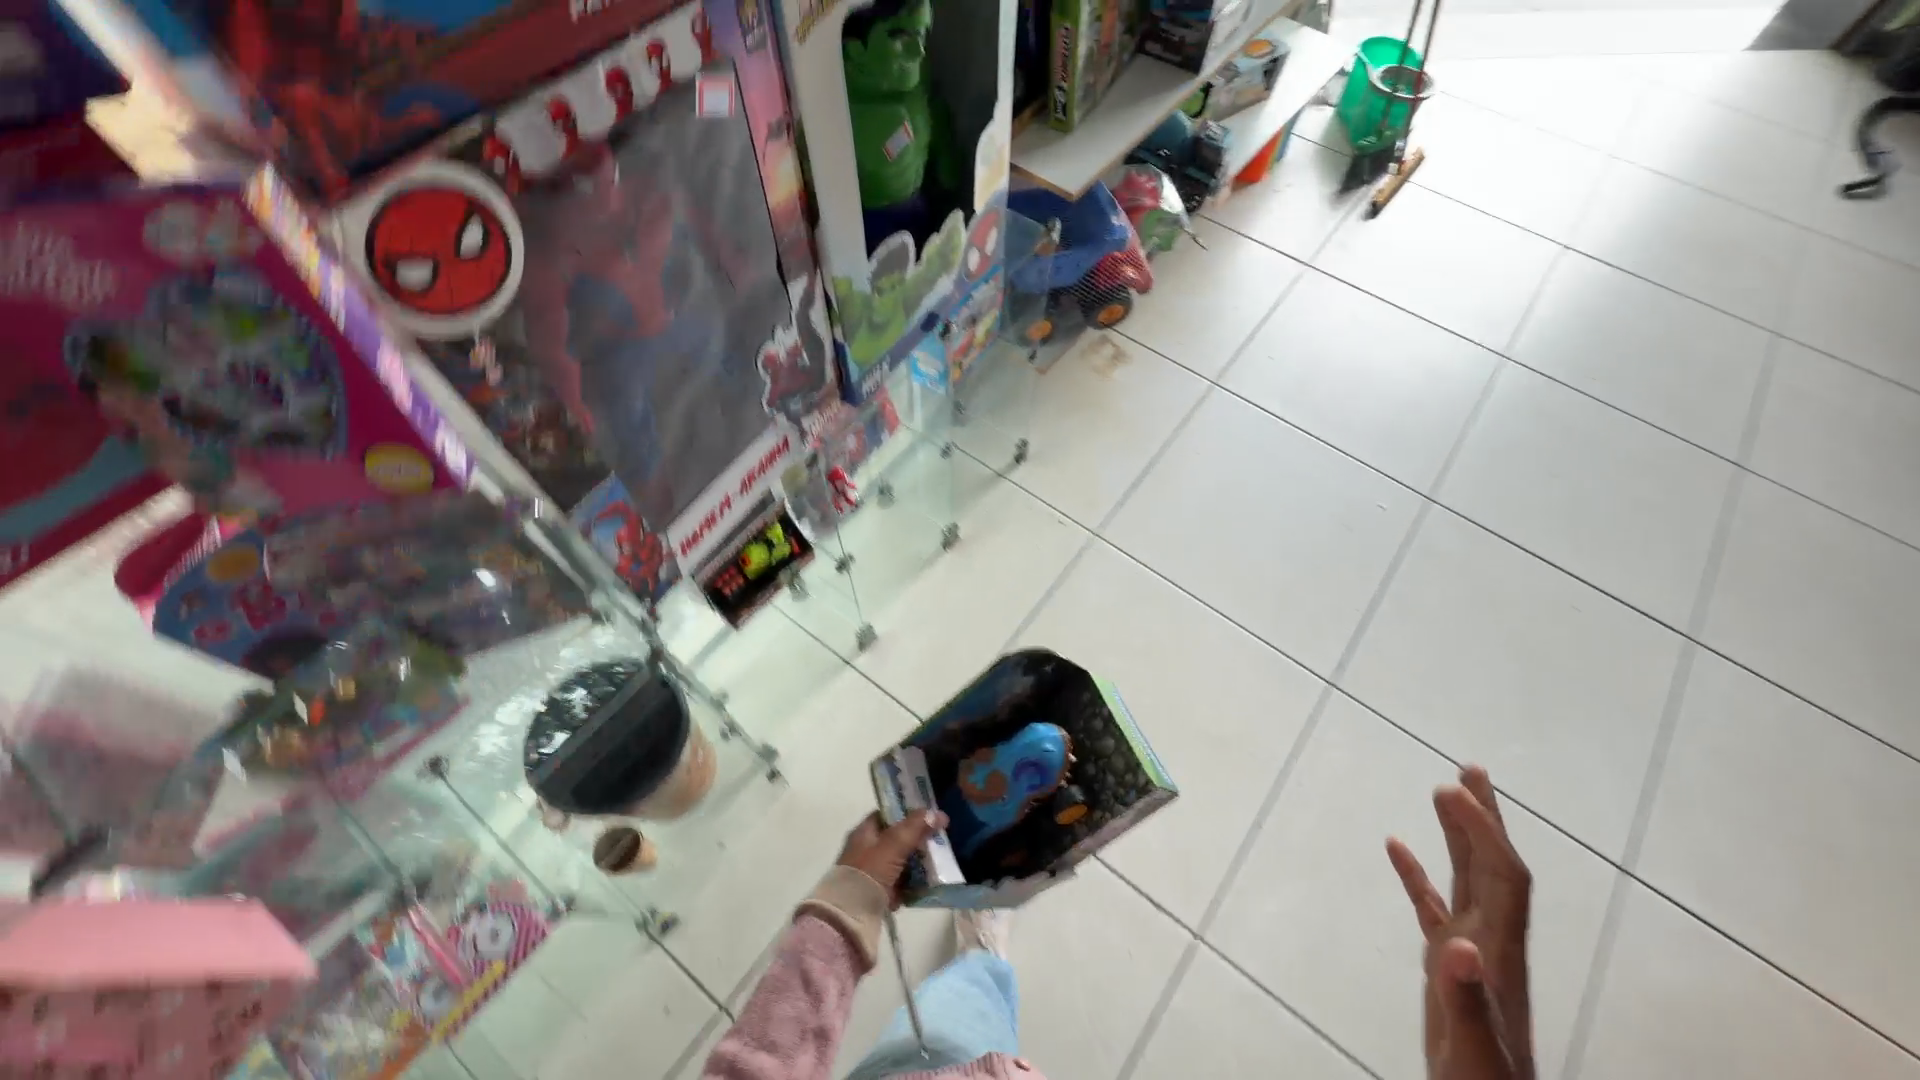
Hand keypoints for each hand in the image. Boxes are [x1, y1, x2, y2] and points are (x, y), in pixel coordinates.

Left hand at [837, 811, 945, 909]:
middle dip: (917, 842)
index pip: (888, 815)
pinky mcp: (877, 893)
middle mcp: (866, 850)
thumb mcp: (893, 844)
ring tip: (937, 865)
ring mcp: (871, 873)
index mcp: (864, 832)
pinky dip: (912, 884)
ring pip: (900, 862)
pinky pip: (899, 884)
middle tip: (938, 843)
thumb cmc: (869, 871)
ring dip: (917, 865)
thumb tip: (939, 813)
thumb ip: (915, 827)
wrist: (851, 915)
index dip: (908, 813)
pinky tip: (927, 885)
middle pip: (897, 840)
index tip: (929, 817)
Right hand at [1386, 767, 1535, 1079]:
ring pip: (1465, 878)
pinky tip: (1396, 848)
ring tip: (1440, 793)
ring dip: (1456, 835)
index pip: (1502, 875)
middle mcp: (1488, 938)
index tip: (1455, 788)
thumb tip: (1458, 942)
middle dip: (1482, 818)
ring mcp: (1467, 948)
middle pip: (1492, 865)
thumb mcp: (1473, 1043)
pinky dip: (1416, 873)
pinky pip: (1432, 903)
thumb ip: (1465, 993)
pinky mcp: (1445, 961)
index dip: (1483, 830)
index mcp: (1498, 949)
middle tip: (1469, 769)